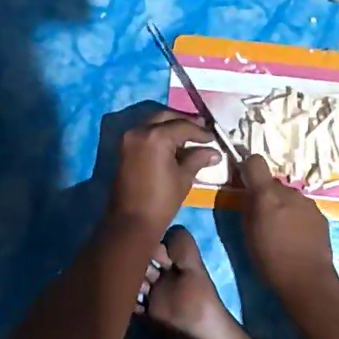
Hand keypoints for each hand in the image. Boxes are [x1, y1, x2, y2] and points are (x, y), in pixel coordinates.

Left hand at [109, 110, 221, 233]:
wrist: (132, 221)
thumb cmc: (162, 200)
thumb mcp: (184, 178)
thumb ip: (198, 159)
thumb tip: (214, 152)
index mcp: (156, 136)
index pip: (183, 126)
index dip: (200, 131)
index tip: (213, 137)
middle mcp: (140, 131)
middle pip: (165, 116)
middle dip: (184, 121)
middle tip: (201, 129)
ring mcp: (129, 139)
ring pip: (153, 123)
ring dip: (170, 126)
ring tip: (188, 136)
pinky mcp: (124, 149)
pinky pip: (144, 133)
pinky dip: (159, 134)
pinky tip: (173, 144)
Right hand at [239, 155, 338, 298]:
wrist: (307, 279)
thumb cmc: (269, 260)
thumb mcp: (247, 233)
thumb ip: (248, 207)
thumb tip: (248, 192)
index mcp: (267, 195)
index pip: (256, 161)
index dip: (248, 168)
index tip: (244, 182)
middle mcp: (290, 192)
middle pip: (273, 183)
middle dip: (266, 195)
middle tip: (261, 218)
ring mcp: (308, 203)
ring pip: (289, 197)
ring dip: (283, 207)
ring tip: (280, 232)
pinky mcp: (321, 216)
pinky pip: (303, 209)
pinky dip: (297, 218)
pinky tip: (296, 238)